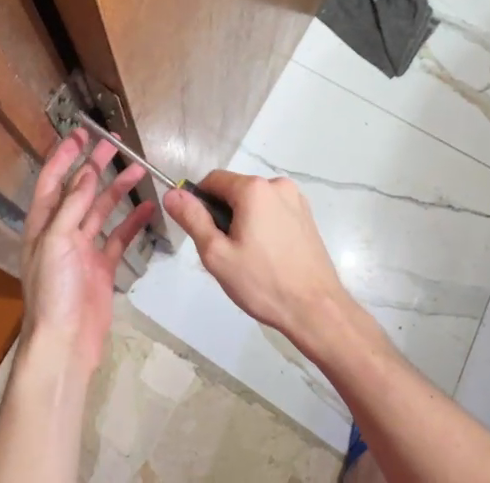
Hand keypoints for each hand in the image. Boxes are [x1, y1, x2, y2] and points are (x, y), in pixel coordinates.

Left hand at [18, 130, 158, 374]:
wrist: (64, 344)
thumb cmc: (53, 291)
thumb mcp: (56, 242)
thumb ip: (72, 206)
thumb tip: (85, 173)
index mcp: (42, 224)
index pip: (52, 180)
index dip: (65, 155)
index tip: (82, 133)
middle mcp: (61, 232)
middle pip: (79, 190)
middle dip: (95, 164)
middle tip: (115, 143)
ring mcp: (82, 250)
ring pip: (101, 211)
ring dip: (117, 189)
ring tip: (138, 168)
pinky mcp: (102, 268)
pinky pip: (118, 238)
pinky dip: (132, 222)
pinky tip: (147, 207)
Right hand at [162, 170, 349, 343]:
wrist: (317, 309)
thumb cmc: (263, 282)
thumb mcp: (217, 254)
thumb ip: (192, 219)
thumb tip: (172, 193)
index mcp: (254, 188)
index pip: (213, 180)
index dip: (200, 203)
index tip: (203, 233)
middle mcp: (277, 185)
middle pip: (235, 191)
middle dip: (224, 215)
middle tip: (226, 253)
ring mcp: (296, 200)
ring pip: (255, 203)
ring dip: (244, 222)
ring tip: (248, 260)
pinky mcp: (307, 217)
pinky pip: (273, 212)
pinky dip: (263, 227)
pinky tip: (267, 258)